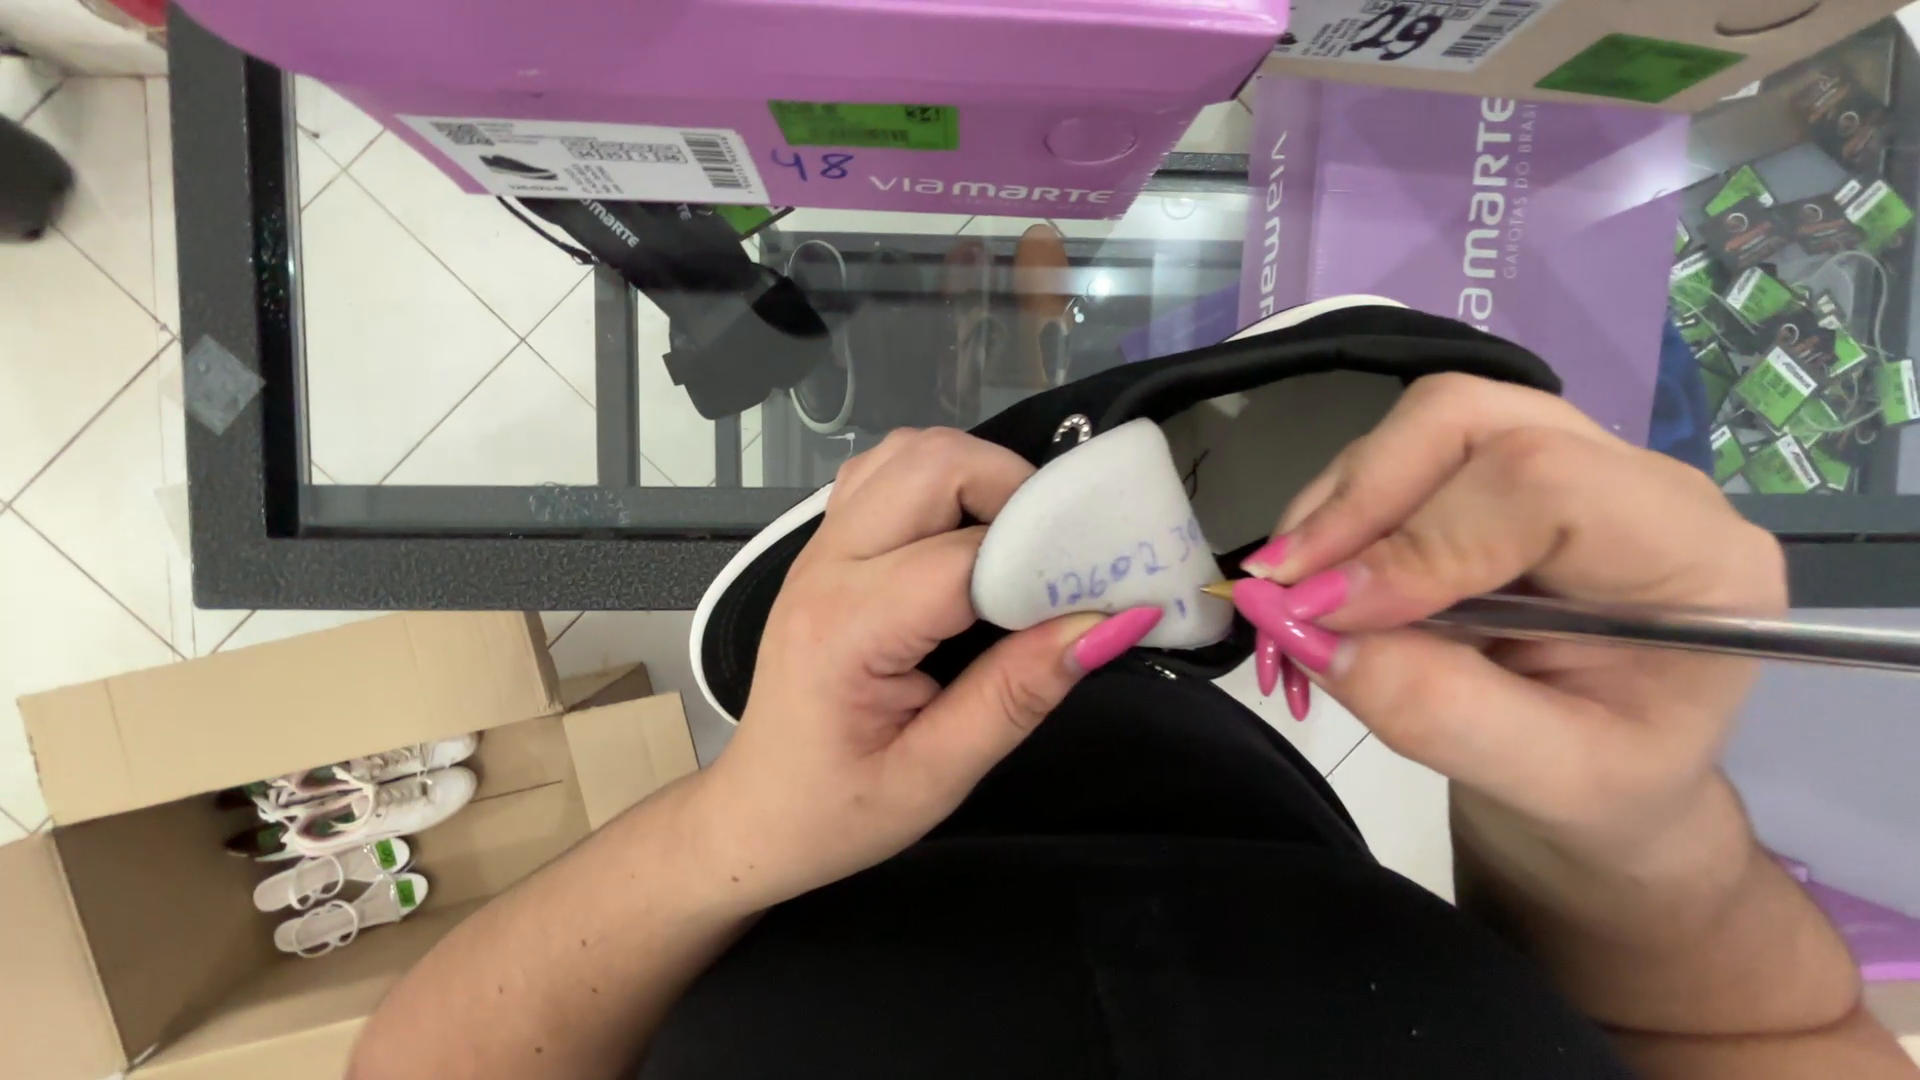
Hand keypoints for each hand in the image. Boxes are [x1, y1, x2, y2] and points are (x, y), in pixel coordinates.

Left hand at [686, 428, 1162, 913]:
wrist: (753, 812)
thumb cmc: (836, 811)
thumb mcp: (937, 774)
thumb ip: (1018, 694)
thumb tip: (1107, 623)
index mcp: (848, 626)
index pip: (965, 555)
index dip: (1043, 560)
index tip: (1098, 584)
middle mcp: (827, 565)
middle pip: (931, 465)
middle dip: (1011, 488)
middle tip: (1055, 553)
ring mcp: (819, 547)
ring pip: (907, 452)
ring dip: (975, 475)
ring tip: (1014, 542)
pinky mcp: (825, 546)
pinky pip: (885, 473)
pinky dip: (938, 480)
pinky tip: (962, 534)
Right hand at [1235, 373, 1785, 865]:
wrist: (1610, 775)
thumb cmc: (1607, 787)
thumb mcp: (1543, 780)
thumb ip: (1428, 706)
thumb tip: (1295, 627)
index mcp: (1682, 553)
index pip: (1536, 483)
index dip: (1413, 543)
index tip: (1321, 616)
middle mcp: (1619, 480)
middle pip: (1459, 420)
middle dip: (1351, 502)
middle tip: (1282, 589)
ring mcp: (1546, 466)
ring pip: (1406, 435)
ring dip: (1324, 516)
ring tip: (1291, 606)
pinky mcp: (1476, 482)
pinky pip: (1380, 466)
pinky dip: (1321, 526)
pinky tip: (1310, 591)